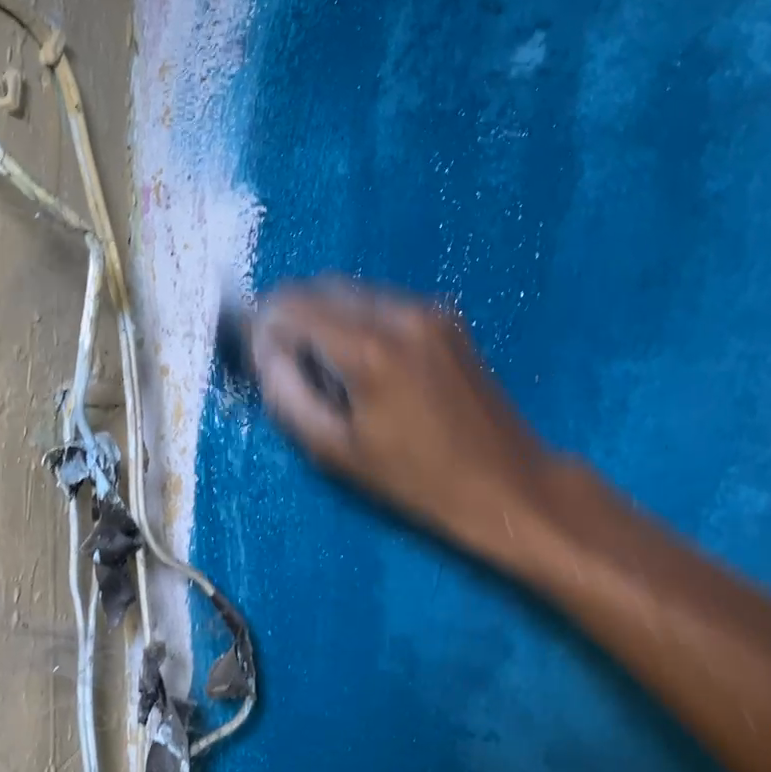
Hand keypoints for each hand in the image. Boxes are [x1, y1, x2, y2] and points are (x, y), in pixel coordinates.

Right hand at [250, 280, 555, 559]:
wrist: (506, 482)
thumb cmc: (416, 479)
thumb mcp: (335, 450)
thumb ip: (287, 396)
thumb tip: (266, 357)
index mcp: (369, 348)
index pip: (290, 305)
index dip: (264, 329)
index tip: (264, 365)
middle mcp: (399, 313)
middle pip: (319, 288)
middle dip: (293, 321)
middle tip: (291, 371)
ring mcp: (428, 310)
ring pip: (350, 292)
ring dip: (325, 321)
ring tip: (331, 375)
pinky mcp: (445, 317)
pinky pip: (380, 303)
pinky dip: (357, 323)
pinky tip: (366, 368)